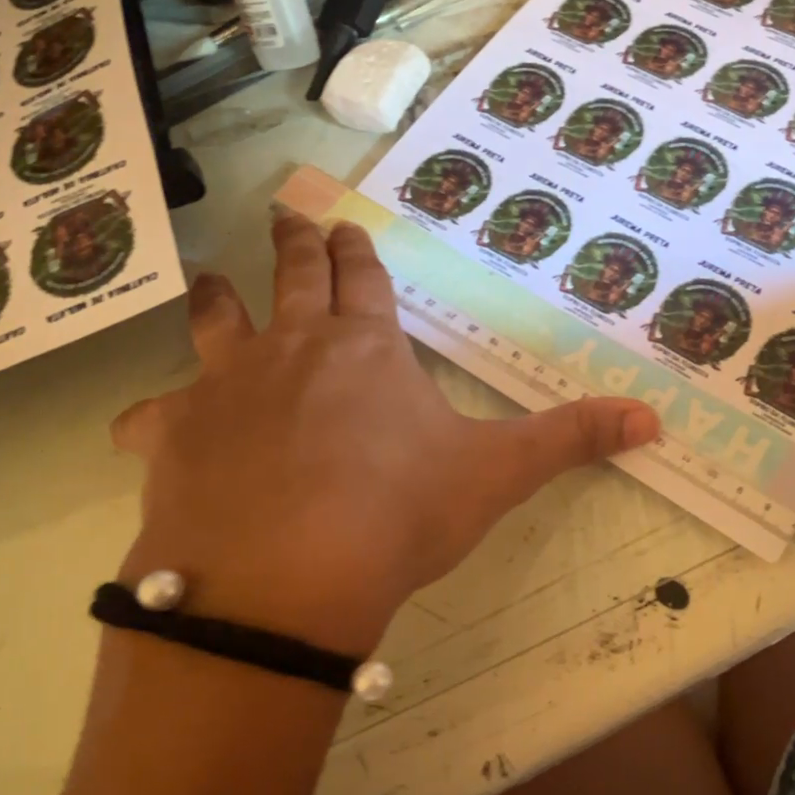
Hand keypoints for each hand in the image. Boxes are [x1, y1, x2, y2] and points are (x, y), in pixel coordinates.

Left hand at [112, 210, 658, 652]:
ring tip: (210, 280)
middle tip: (285, 215)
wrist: (285, 579)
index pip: (363, 279)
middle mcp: (292, 348)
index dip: (356, 253)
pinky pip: (151, 415)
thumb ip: (570, 440)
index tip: (343, 226)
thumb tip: (655, 419)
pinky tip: (139, 425)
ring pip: (215, 322)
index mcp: (366, 347)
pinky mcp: (174, 437)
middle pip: (290, 277)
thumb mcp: (496, 474)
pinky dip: (148, 415)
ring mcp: (225, 387)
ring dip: (217, 298)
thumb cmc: (397, 514)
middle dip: (293, 246)